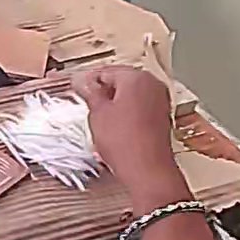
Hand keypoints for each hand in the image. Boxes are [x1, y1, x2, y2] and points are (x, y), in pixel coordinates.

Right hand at [72, 66, 188, 204]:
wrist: (146, 168)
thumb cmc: (125, 142)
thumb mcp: (97, 113)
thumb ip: (90, 93)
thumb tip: (82, 82)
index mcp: (136, 78)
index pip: (107, 70)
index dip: (89, 80)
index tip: (78, 87)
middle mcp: (152, 85)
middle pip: (122, 80)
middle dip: (103, 90)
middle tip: (86, 102)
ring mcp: (160, 101)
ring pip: (131, 94)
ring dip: (115, 102)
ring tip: (99, 117)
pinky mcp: (161, 117)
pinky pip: (139, 107)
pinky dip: (126, 112)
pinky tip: (114, 126)